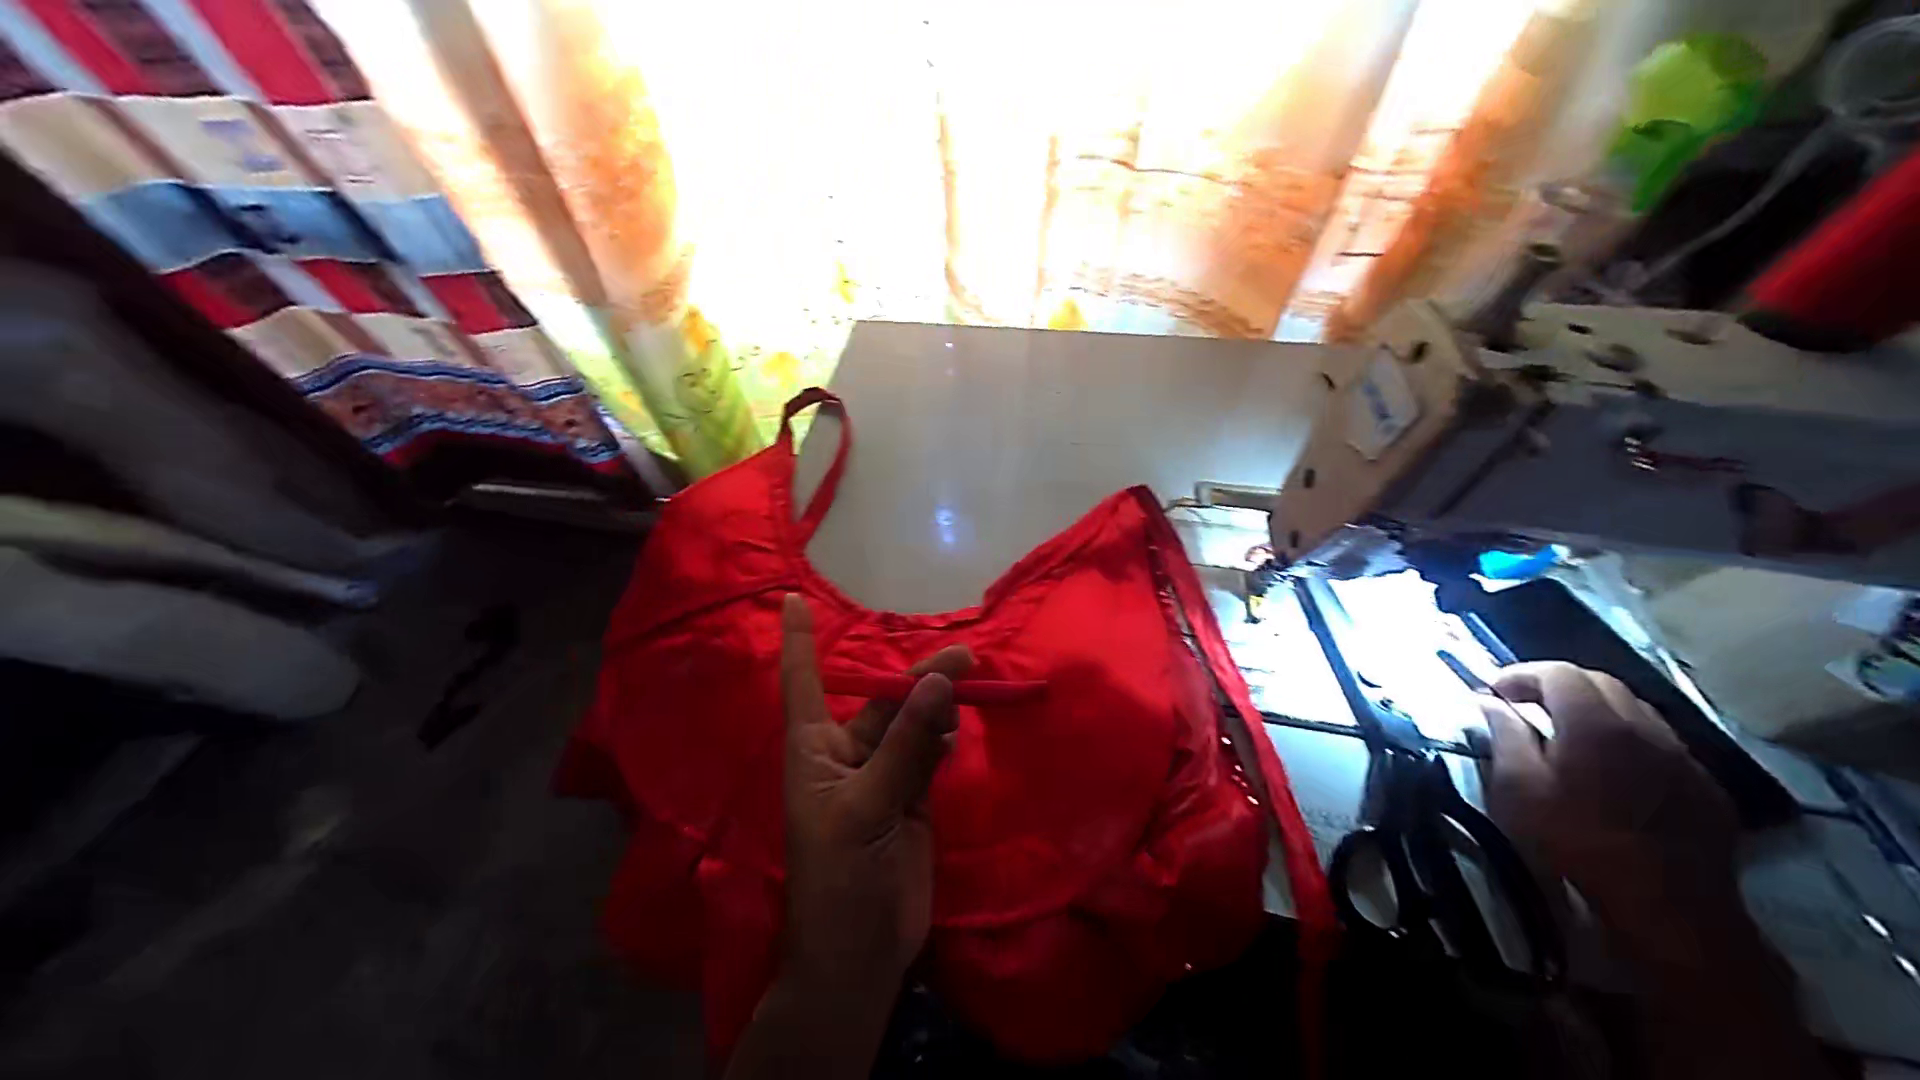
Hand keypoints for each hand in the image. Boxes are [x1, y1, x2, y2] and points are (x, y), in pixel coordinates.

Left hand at [779, 593, 971, 985]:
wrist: (860, 955)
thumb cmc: (839, 880)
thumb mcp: (867, 809)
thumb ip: (905, 746)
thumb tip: (936, 684)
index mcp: (813, 751)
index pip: (803, 683)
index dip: (799, 641)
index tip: (793, 597)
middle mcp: (844, 755)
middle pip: (882, 702)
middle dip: (917, 679)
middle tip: (964, 659)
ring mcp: (880, 776)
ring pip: (911, 725)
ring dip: (936, 706)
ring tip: (968, 687)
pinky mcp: (910, 797)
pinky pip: (929, 753)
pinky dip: (943, 738)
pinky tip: (957, 732)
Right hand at [1483, 664, 1828, 1078]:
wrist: (1667, 906)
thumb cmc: (1577, 841)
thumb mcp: (1520, 787)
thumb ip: (1505, 735)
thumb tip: (1489, 702)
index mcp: (1597, 723)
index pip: (1558, 672)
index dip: (1521, 673)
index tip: (1495, 691)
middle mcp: (1646, 728)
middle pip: (1600, 682)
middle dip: (1556, 684)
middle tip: (1524, 705)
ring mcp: (1682, 756)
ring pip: (1634, 709)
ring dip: (1593, 708)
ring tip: (1564, 731)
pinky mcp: (1704, 785)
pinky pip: (1659, 741)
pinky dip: (1625, 736)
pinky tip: (1609, 766)